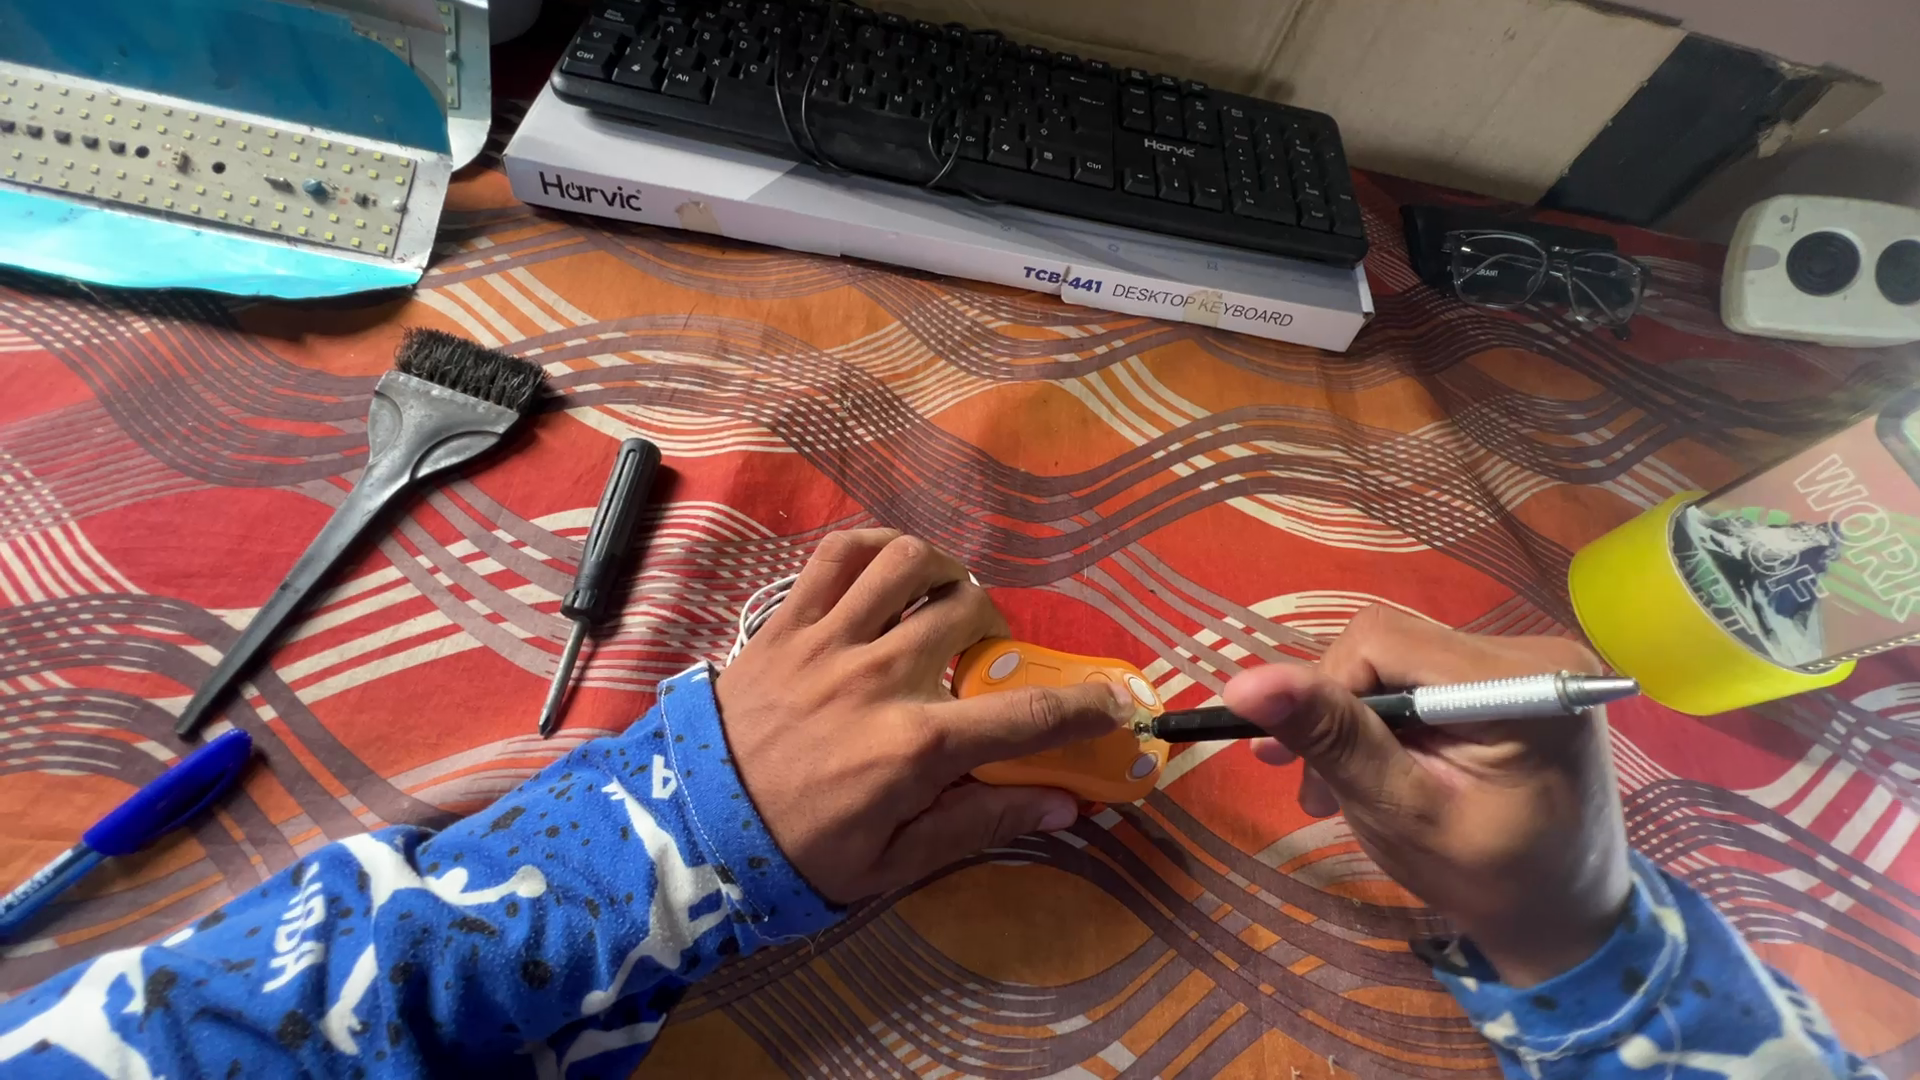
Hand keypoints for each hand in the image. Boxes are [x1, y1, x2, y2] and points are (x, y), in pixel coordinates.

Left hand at [717, 530, 1134, 903]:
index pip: (1025, 717)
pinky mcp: (787, 620)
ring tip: (944, 598)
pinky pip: (837, 553)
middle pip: (971, 613)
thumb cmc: (794, 853)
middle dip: (996, 630)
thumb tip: (1061, 806)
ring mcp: (829, 638)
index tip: (1119, 701)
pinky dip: (874, 545)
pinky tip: (887, 566)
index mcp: (914, 745)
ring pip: (909, 562)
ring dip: (944, 572)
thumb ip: (979, 823)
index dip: (1087, 707)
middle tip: (983, 655)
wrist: (684, 829)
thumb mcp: (891, 864)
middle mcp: (881, 676)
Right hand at [1225, 606, 1631, 986]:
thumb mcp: (1397, 811)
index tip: (1307, 757)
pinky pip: (1411, 671)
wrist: (1563, 918)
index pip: (1381, 640)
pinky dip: (1378, 717)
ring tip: (1332, 784)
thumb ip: (1330, 737)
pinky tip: (1370, 760)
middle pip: (1383, 645)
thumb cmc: (1486, 879)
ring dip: (1349, 718)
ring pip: (1388, 658)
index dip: (1329, 688)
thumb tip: (1243, 684)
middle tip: (1307, 782)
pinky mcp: (1505, 674)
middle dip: (1334, 711)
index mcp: (1521, 684)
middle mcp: (1530, 652)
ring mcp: (1521, 661)